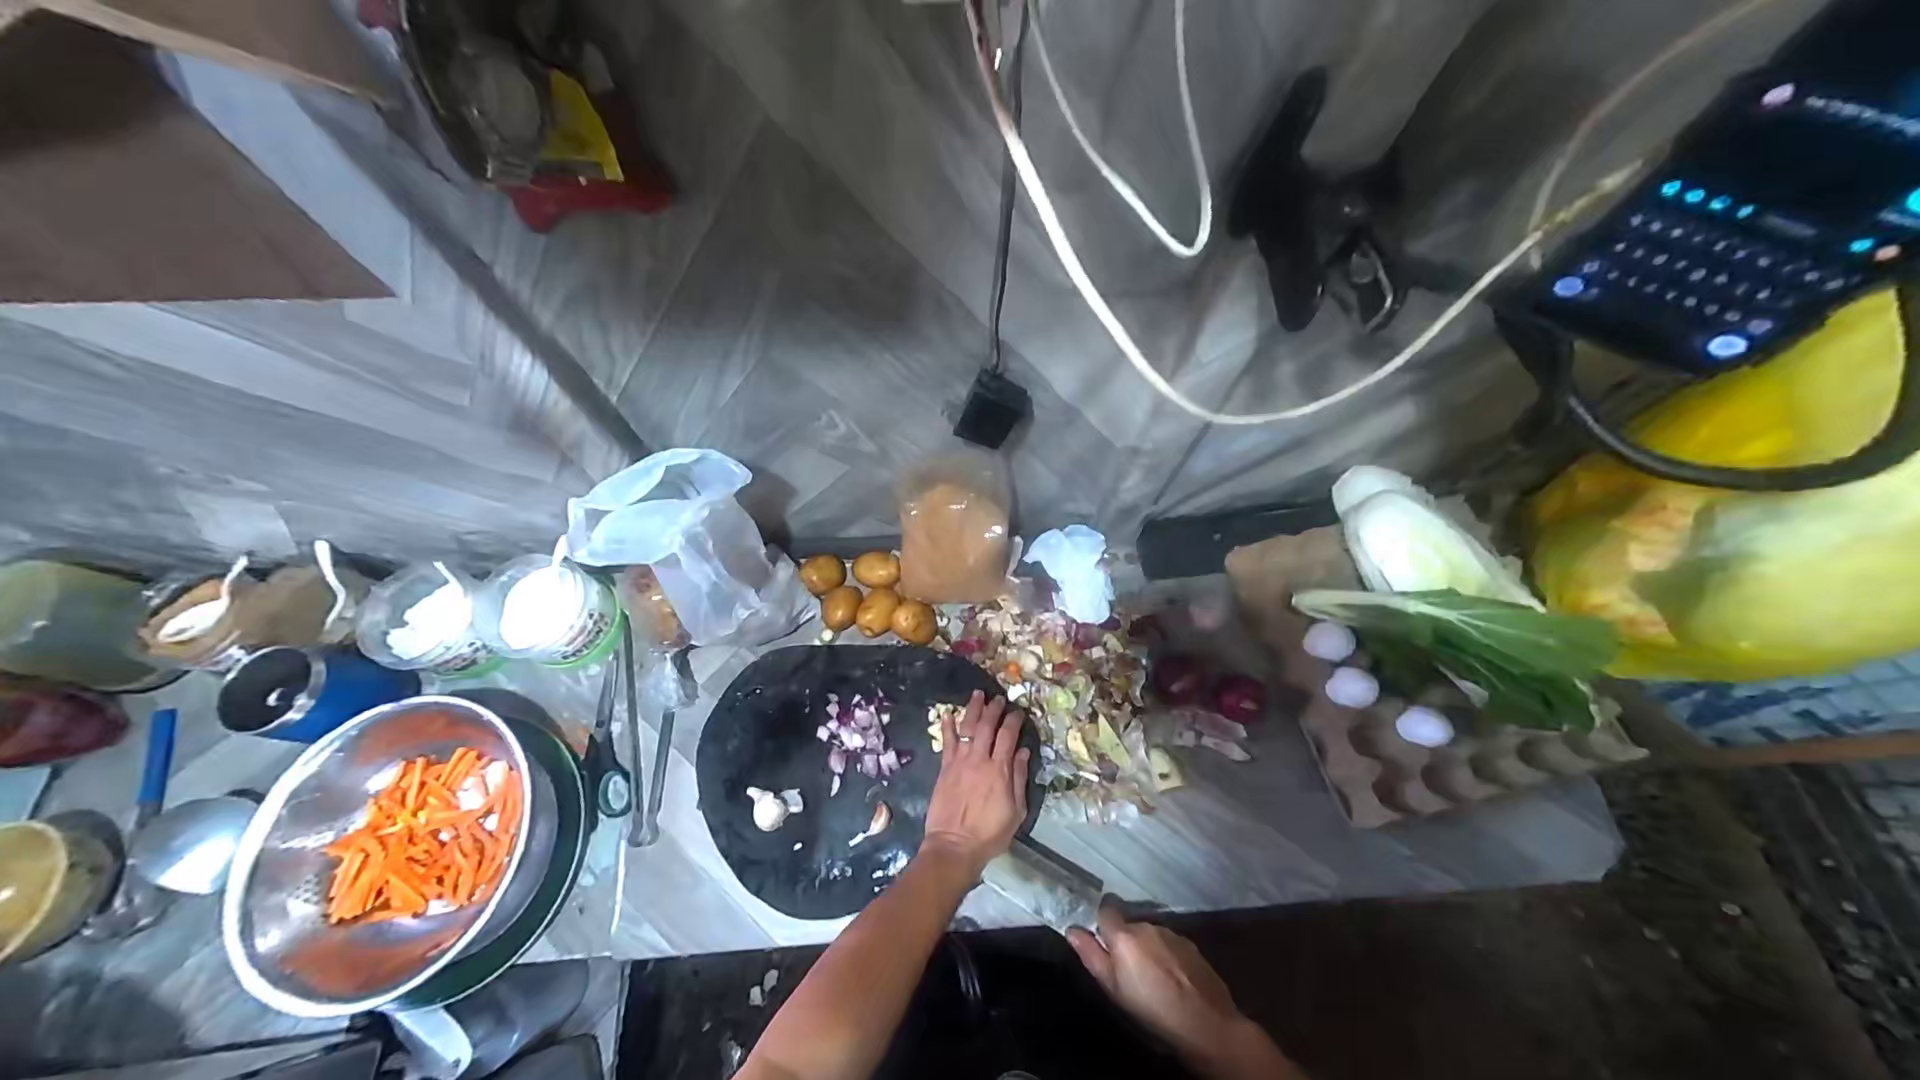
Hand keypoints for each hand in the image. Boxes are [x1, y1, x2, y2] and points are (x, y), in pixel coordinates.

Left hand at [920, 691, 1029, 879]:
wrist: (954, 845)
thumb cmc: (990, 833)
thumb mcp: (1016, 811)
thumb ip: (1019, 778)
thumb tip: (1022, 751)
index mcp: (1000, 770)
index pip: (1008, 736)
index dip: (1013, 720)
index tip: (1018, 711)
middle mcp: (979, 759)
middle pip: (987, 726)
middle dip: (994, 709)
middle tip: (999, 698)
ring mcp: (960, 762)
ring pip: (967, 727)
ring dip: (973, 709)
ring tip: (977, 695)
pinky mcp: (944, 768)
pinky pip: (946, 742)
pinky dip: (947, 726)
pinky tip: (948, 714)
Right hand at [1067, 904, 1248, 1058]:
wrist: (1206, 1024)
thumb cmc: (1151, 1009)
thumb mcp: (1113, 989)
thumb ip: (1090, 955)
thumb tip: (1072, 929)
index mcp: (1124, 934)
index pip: (1105, 908)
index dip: (1101, 921)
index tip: (1100, 937)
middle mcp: (1147, 925)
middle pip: (1129, 924)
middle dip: (1125, 940)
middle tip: (1126, 968)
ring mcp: (1172, 934)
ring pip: (1150, 934)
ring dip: (1147, 948)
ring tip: (1151, 977)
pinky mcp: (1191, 946)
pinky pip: (1169, 944)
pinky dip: (1166, 956)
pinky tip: (1172, 979)